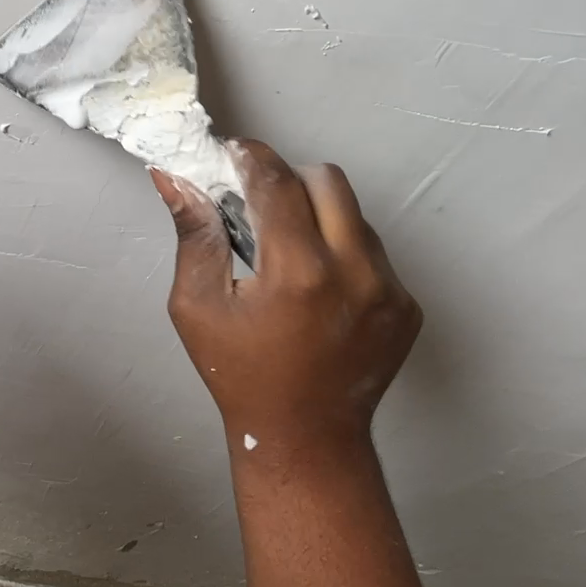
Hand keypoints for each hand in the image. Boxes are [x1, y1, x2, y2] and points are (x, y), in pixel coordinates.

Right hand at [155, 144, 463, 586]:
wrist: (306, 435)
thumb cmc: (238, 371)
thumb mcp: (196, 306)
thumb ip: (193, 237)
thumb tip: (176, 180)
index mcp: (299, 270)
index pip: (278, 182)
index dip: (251, 157)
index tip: (231, 151)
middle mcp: (356, 270)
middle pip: (329, 181)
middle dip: (288, 178)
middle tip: (256, 202)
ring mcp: (391, 288)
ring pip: (354, 214)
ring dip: (316, 214)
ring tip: (284, 252)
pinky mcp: (409, 306)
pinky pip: (372, 252)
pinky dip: (339, 251)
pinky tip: (313, 288)